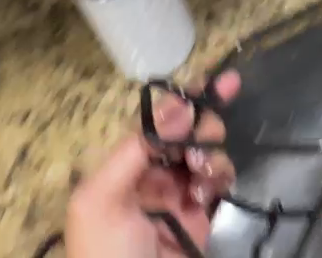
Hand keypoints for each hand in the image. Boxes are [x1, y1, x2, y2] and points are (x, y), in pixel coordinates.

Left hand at [64, 73, 240, 257]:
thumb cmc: (107, 256)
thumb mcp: (101, 202)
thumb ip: (136, 148)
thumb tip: (183, 105)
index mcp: (123, 167)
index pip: (158, 121)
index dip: (186, 99)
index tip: (218, 81)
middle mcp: (152, 175)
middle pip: (189, 130)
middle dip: (202, 127)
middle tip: (204, 143)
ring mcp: (180, 195)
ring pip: (208, 151)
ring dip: (212, 153)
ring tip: (203, 175)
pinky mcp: (203, 215)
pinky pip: (220, 180)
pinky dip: (220, 178)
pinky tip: (208, 195)